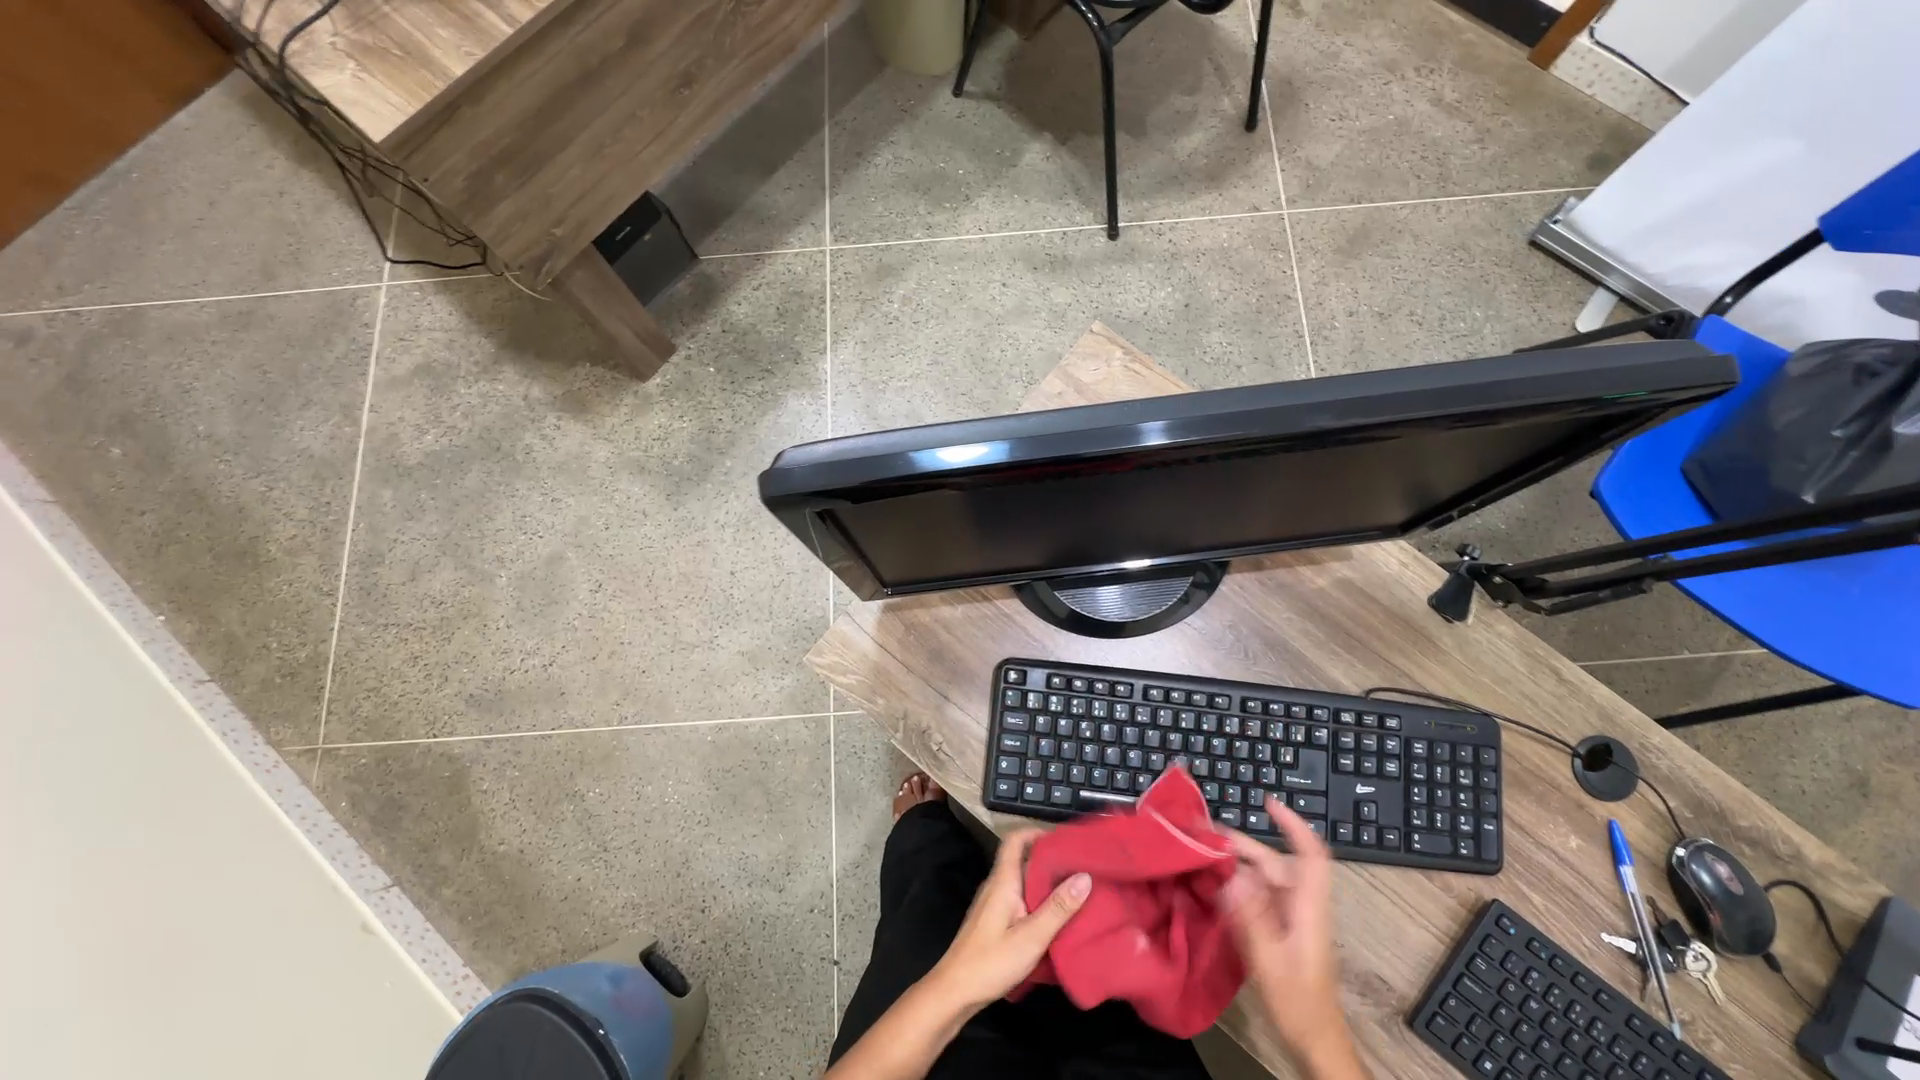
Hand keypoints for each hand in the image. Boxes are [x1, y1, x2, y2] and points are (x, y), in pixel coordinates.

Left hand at [926, 828, 1091, 1009]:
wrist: (955, 991)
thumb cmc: (992, 961)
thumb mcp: (1031, 936)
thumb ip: (1058, 907)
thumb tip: (1085, 876)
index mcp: (1003, 881)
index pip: (1015, 840)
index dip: (1037, 832)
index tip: (1065, 840)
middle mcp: (997, 886)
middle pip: (1023, 860)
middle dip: (1051, 860)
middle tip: (1083, 867)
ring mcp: (994, 904)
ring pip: (1023, 882)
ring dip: (1047, 882)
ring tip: (1077, 889)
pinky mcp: (995, 921)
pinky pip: (1020, 899)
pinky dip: (1039, 900)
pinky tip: (1058, 916)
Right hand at [1221, 798, 1366, 1078]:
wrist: (1315, 1040)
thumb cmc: (1299, 1003)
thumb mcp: (1271, 960)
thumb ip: (1251, 917)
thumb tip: (1229, 876)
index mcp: (1308, 907)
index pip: (1311, 854)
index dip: (1293, 825)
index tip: (1268, 803)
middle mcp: (1301, 905)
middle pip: (1275, 863)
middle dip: (1242, 845)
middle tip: (1202, 835)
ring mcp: (1291, 918)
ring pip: (1264, 879)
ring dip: (1236, 865)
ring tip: (1200, 855)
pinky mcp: (1280, 930)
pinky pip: (1257, 898)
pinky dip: (1236, 887)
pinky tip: (1212, 886)